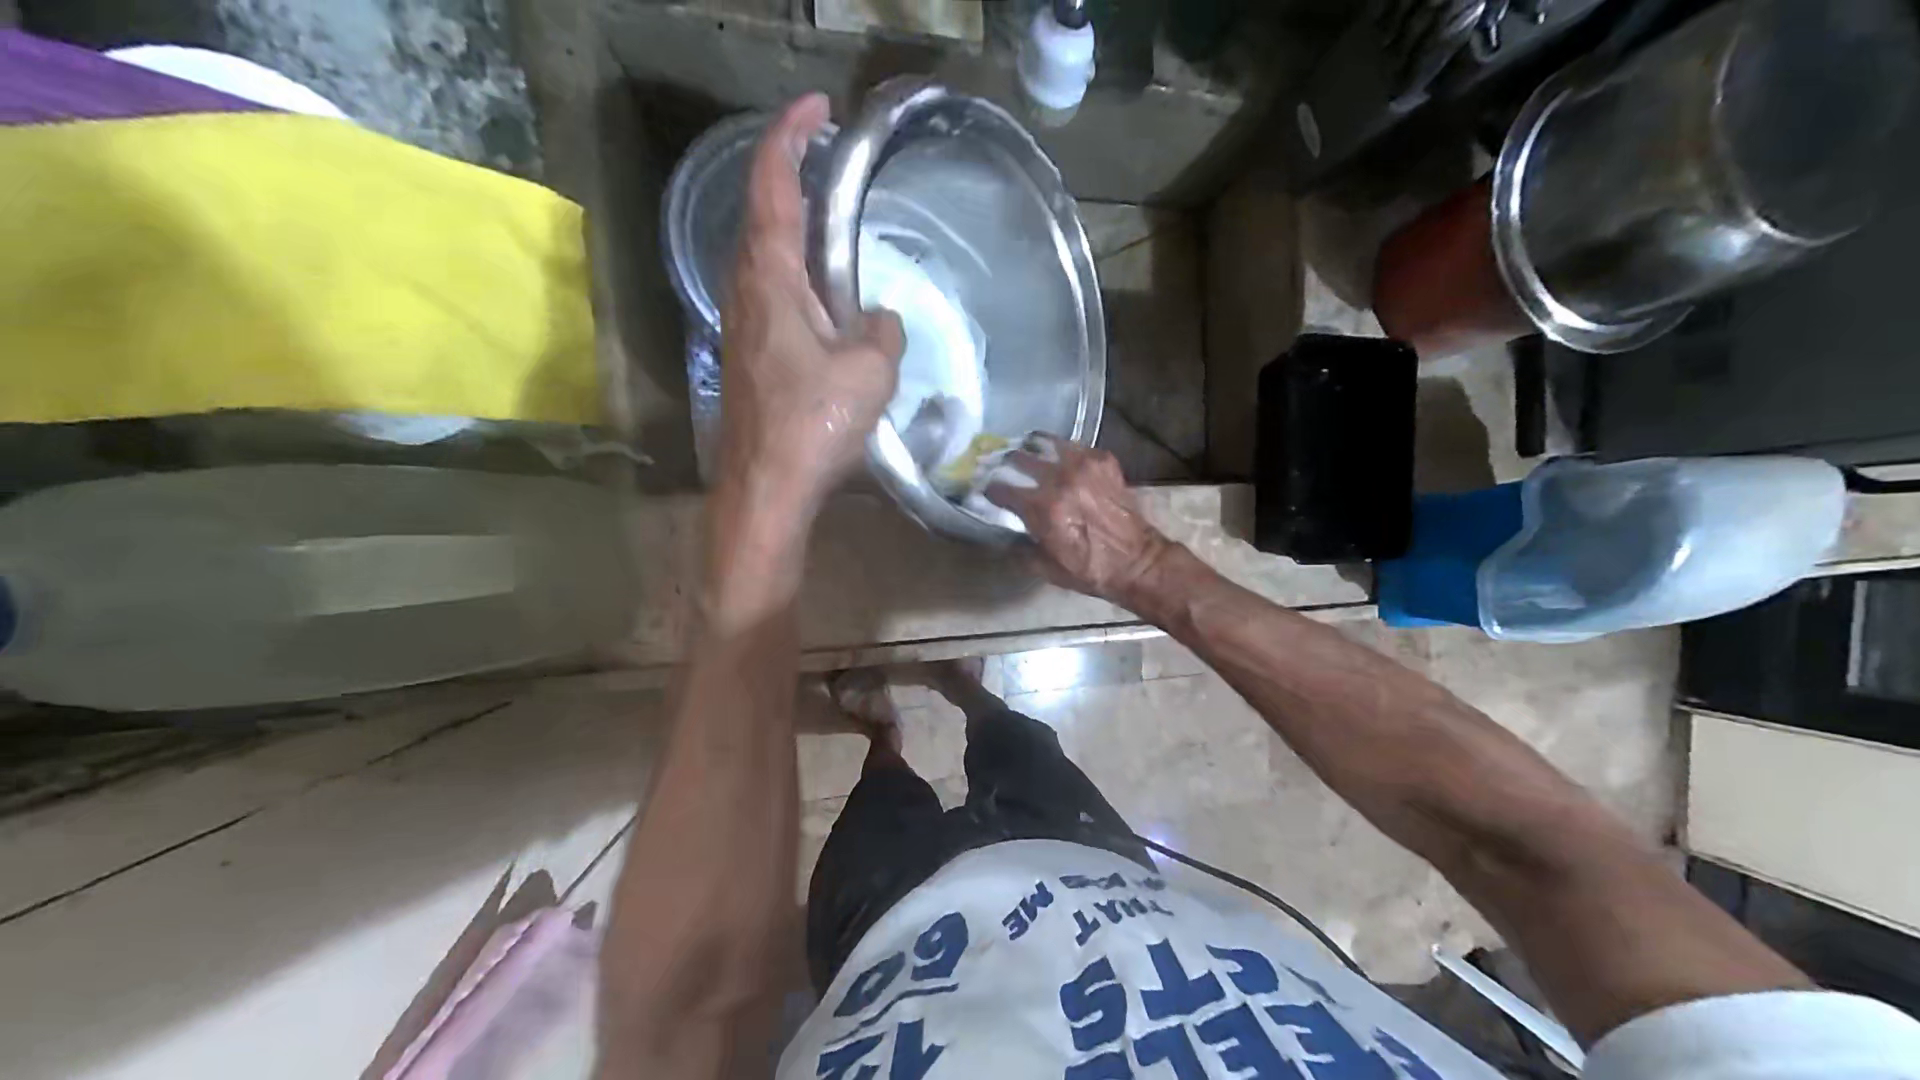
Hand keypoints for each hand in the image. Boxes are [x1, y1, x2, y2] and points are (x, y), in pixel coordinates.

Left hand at [719, 93, 904, 518]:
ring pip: (765, 257)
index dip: (789, 136)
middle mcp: (747, 292)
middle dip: (789, 175)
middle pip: (761, 214)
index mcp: (770, 280)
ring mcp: (743, 326)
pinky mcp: (750, 356)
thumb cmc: (814, 425)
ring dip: (792, 227)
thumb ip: (881, 330)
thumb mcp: (869, 371)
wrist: (767, 487)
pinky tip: (824, 295)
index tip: (817, 108)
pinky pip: (773, 294)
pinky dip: (796, 273)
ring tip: (831, 222)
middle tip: (828, 160)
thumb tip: (879, 320)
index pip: (772, 186)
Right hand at [985, 433, 1178, 607]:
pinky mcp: (1104, 460)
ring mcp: (1084, 465)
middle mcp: (1060, 479)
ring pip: (1046, 442)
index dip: (990, 490)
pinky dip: (1063, 452)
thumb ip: (1017, 547)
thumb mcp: (1044, 568)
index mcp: (1041, 507)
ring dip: (1033, 449)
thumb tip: (1003, 532)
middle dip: (1007, 464)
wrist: (1137, 562)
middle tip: (1005, 469)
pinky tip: (1062, 462)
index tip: (989, 493)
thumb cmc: (1088, 570)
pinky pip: (1074, 447)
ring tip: (1030, 455)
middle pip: (1019, 457)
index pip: (1000, 487)